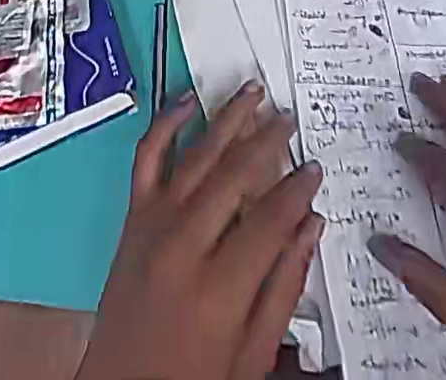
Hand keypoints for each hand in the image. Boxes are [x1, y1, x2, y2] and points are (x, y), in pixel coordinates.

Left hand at [76, 84, 324, 379]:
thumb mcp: (252, 354)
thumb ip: (283, 286)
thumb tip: (310, 227)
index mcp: (218, 287)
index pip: (270, 219)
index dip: (297, 188)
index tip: (313, 168)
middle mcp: (182, 245)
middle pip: (234, 174)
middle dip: (267, 140)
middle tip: (288, 118)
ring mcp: (152, 223)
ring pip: (195, 155)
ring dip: (226, 119)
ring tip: (250, 92)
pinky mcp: (132, 216)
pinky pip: (146, 157)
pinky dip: (165, 124)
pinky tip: (186, 102)